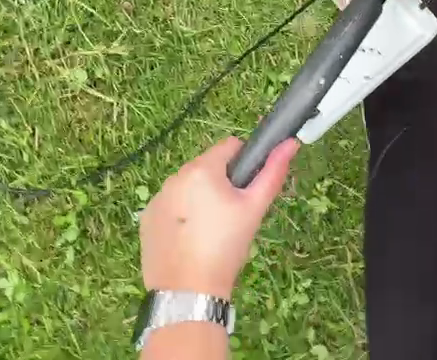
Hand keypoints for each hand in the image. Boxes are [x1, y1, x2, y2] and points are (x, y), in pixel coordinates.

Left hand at [140, 137, 297, 296]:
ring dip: (200, 196)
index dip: (243, 164)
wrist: (189, 293)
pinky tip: (189, 238)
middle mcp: (175, 176)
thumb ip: (273, 172)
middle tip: (230, 214)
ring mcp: (157, 198)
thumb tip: (290, 143)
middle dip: (221, 182)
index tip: (244, 192)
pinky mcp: (146, 219)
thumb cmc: (226, 246)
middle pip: (208, 166)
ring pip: (188, 185)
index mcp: (202, 169)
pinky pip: (171, 204)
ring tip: (210, 229)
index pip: (230, 146)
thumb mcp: (254, 208)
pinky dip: (181, 213)